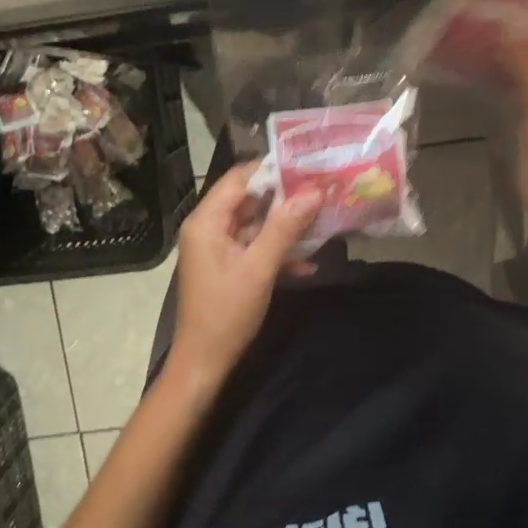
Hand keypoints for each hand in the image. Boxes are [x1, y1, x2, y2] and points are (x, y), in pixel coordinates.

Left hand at [166, 163, 321, 387]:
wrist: (204, 362)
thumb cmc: (226, 313)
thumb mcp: (260, 268)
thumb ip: (285, 228)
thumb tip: (314, 193)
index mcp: (206, 221)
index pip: (239, 179)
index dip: (272, 170)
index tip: (308, 166)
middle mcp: (208, 227)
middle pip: (249, 199)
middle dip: (285, 198)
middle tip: (322, 191)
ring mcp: (217, 248)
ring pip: (255, 224)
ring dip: (286, 226)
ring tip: (323, 221)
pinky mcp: (227, 266)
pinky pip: (254, 247)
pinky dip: (277, 251)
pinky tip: (308, 264)